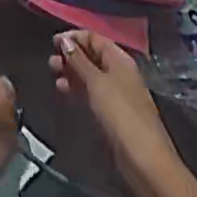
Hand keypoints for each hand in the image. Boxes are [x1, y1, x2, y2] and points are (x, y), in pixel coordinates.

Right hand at [49, 30, 167, 165]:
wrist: (144, 159)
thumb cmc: (120, 114)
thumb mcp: (96, 82)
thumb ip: (78, 59)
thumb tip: (64, 40)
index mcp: (119, 59)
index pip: (94, 37)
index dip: (73, 37)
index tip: (53, 42)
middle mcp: (118, 72)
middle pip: (91, 55)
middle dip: (70, 56)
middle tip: (52, 62)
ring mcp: (116, 92)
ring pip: (89, 74)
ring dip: (71, 72)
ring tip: (54, 76)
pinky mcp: (112, 111)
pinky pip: (91, 91)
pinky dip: (77, 88)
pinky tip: (64, 90)